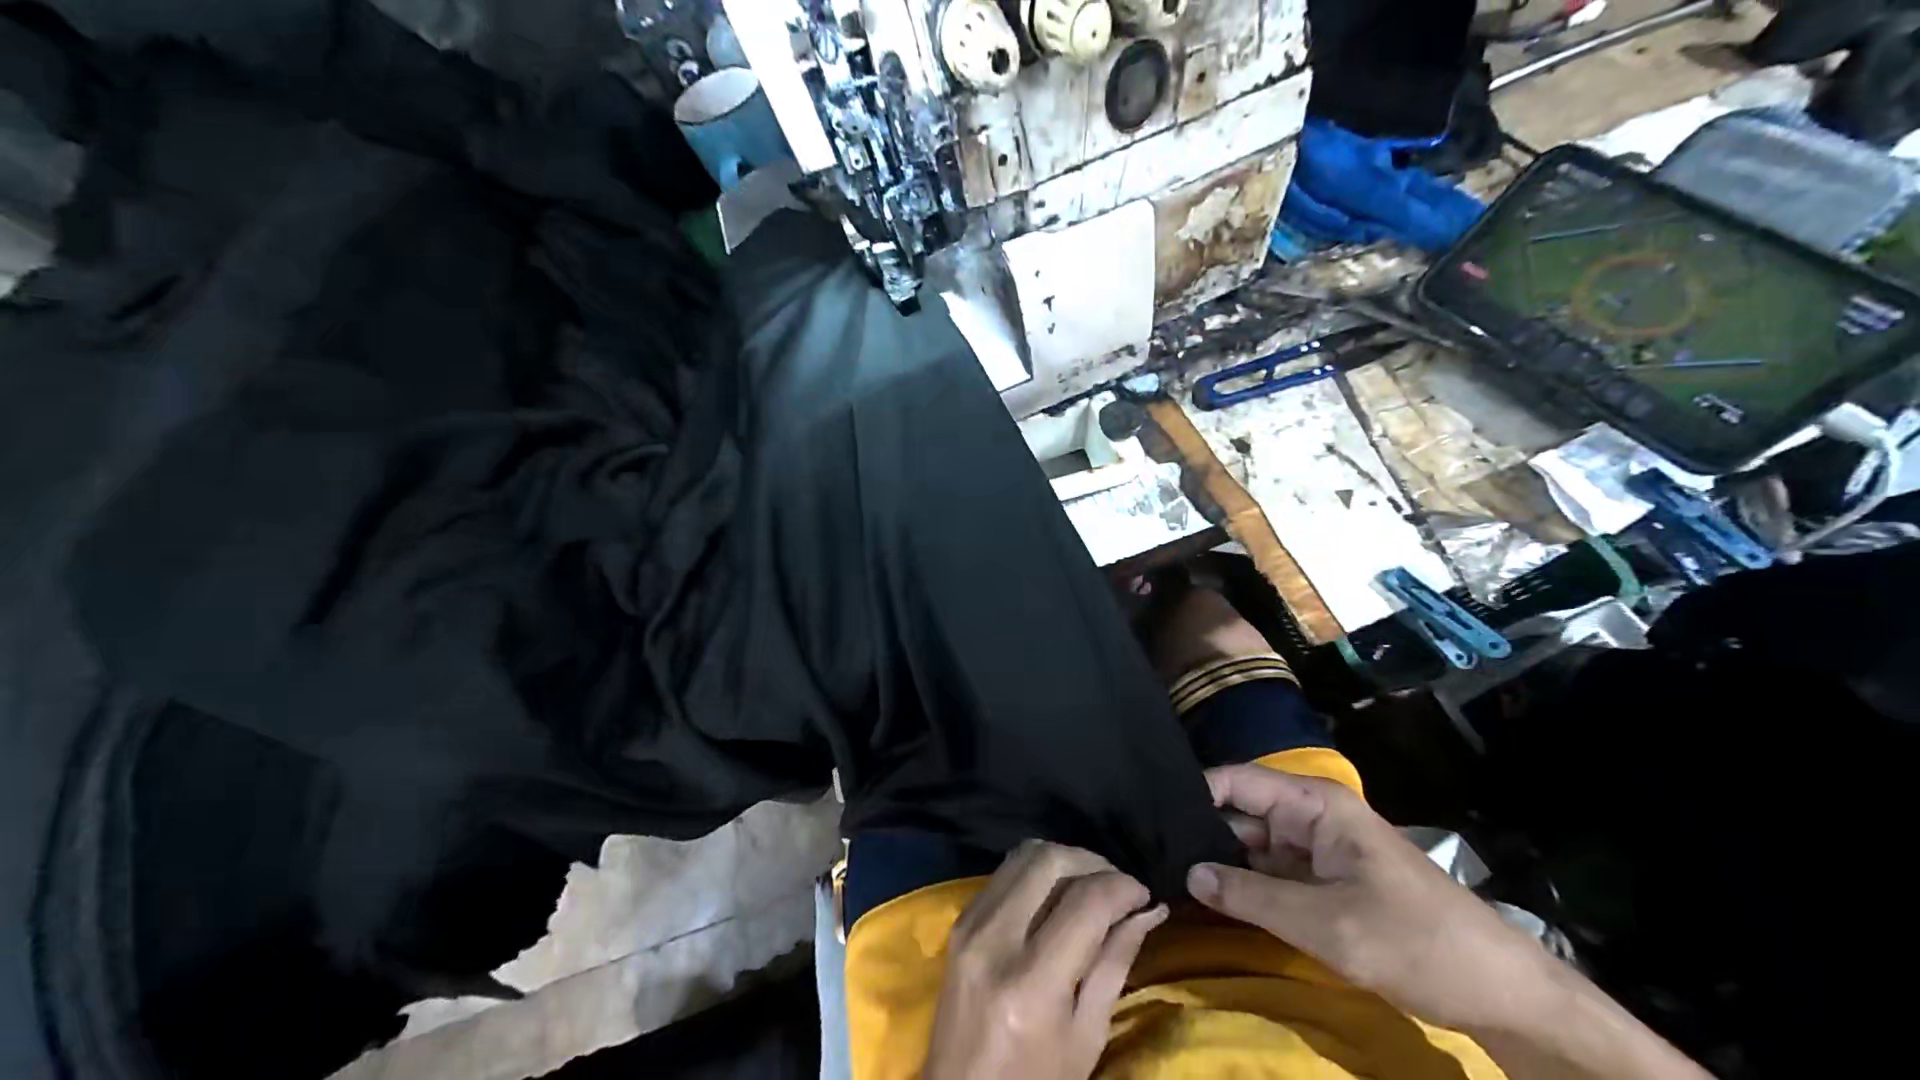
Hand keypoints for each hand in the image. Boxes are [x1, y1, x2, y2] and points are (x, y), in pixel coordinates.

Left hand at [924, 841, 1168, 1079]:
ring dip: (1065, 860)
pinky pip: (1004, 872)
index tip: (1144, 896)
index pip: (1085, 902)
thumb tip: (1149, 909)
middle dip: (1093, 862)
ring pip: (1023, 855)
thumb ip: (1114, 963)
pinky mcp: (958, 920)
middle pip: (1049, 860)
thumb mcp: (1086, 1037)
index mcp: (1030, 982)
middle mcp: (994, 940)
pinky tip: (1057, 894)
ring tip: (1092, 886)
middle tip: (1119, 887)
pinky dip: (1037, 872)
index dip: (1123, 887)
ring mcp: (969, 925)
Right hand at [1185, 764, 1555, 1033]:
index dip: (1193, 795)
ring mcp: (1316, 850)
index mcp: (1313, 803)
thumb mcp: (1325, 923)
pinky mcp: (1322, 882)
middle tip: (1148, 857)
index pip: (1236, 782)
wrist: (1502, 994)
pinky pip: (1270, 876)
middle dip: (1200, 835)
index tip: (1151, 819)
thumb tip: (1187, 874)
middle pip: (1239, 814)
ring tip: (1164, 877)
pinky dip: (1241, 887)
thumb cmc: (1414, 942)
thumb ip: (1249, 896)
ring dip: (1217, 865)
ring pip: (1251, 848)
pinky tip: (1205, 900)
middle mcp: (1309, 817)